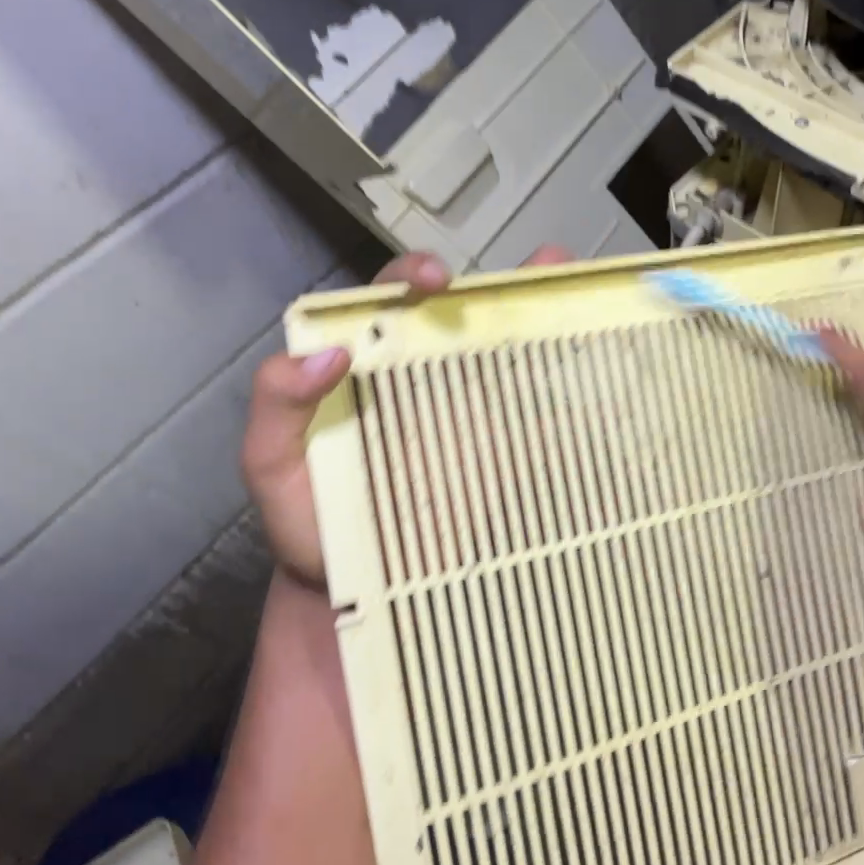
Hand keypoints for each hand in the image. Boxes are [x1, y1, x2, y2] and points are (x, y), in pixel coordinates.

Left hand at [241, 246, 572, 585]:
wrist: (355, 585)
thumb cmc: (311, 519)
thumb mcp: (272, 463)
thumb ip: (278, 406)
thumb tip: (330, 355)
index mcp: (365, 364)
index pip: (389, 301)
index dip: (411, 278)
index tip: (435, 281)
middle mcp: (420, 374)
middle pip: (459, 313)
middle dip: (493, 284)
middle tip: (516, 283)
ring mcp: (466, 408)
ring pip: (502, 347)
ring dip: (538, 305)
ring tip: (566, 280)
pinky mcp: (500, 446)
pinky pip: (529, 405)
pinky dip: (561, 374)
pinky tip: (592, 352)